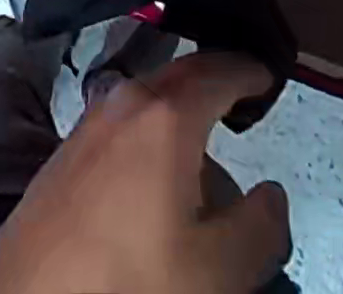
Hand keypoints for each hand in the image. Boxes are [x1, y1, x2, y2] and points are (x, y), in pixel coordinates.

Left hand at [0, 53, 291, 293]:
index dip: (251, 71)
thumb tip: (271, 195)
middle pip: (186, 70)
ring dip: (186, 98)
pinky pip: (129, 113)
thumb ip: (261, 227)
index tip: (269, 75)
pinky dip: (157, 119)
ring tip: (209, 128)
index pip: (222, 72)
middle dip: (220, 74)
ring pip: (154, 90)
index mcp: (169, 114)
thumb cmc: (125, 278)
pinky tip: (160, 161)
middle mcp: (130, 101)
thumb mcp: (215, 271)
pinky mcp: (71, 146)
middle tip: (246, 89)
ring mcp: (95, 119)